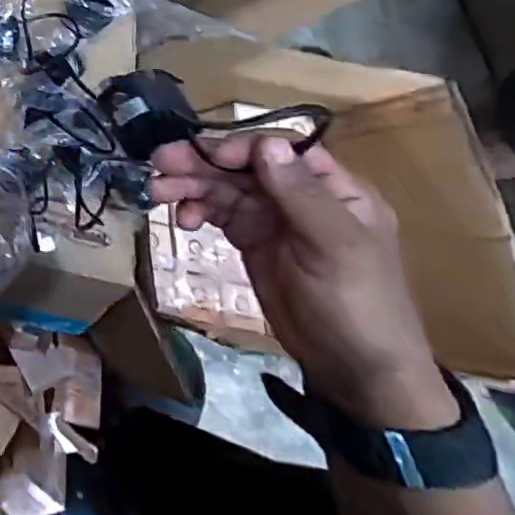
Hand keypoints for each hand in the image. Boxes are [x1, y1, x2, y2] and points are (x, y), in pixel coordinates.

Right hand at [150, 135, 456, 429]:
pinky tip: (183, 221)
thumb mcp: (336, 246)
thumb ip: (301, 194)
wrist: (355, 372)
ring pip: (224, 188)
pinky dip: (197, 210)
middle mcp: (300, 195)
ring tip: (156, 191)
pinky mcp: (252, 241)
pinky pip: (218, 213)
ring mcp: (273, 219)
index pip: (280, 150)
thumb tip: (266, 143)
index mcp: (334, 188)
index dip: (238, 147)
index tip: (203, 154)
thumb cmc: (358, 305)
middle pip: (243, 166)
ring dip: (189, 185)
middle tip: (159, 163)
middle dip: (201, 163)